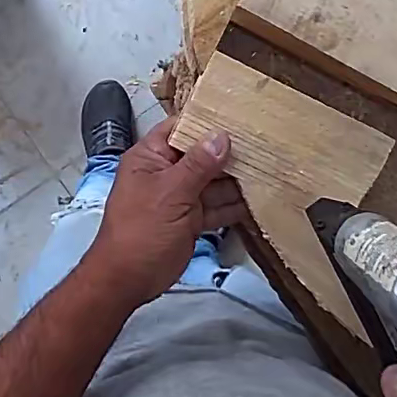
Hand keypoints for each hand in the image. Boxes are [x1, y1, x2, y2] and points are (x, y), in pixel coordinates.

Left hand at [77, 117, 244, 306]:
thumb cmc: (141, 230)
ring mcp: (181, 196)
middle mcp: (167, 172)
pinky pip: (217, 205)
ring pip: (214, 181)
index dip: (206, 120)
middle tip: (263, 142)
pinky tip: (258, 199)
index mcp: (151, 157)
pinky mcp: (193, 218)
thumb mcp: (171, 192)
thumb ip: (199, 164)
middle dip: (230, 152)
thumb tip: (222, 136)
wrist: (128, 282)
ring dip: (237, 179)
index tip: (238, 114)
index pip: (180, 127)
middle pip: (203, 154)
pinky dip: (234, 205)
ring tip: (268, 169)